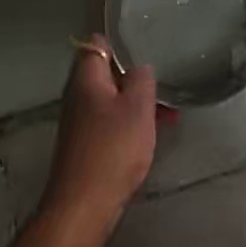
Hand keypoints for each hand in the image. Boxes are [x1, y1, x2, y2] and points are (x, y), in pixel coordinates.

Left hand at [42, 36, 157, 227]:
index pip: (97, 43)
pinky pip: (110, 121)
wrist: (83, 204)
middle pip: (106, 72)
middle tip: (162, 83)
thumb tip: (139, 66)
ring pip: (111, 99)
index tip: (144, 46)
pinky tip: (152, 135)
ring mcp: (79, 119)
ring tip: (168, 112)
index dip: (120, 42)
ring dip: (136, 102)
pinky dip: (129, 122)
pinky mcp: (85, 143)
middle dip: (134, 77)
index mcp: (86, 76)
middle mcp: (78, 93)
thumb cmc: (112, 149)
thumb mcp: (136, 108)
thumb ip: (141, 80)